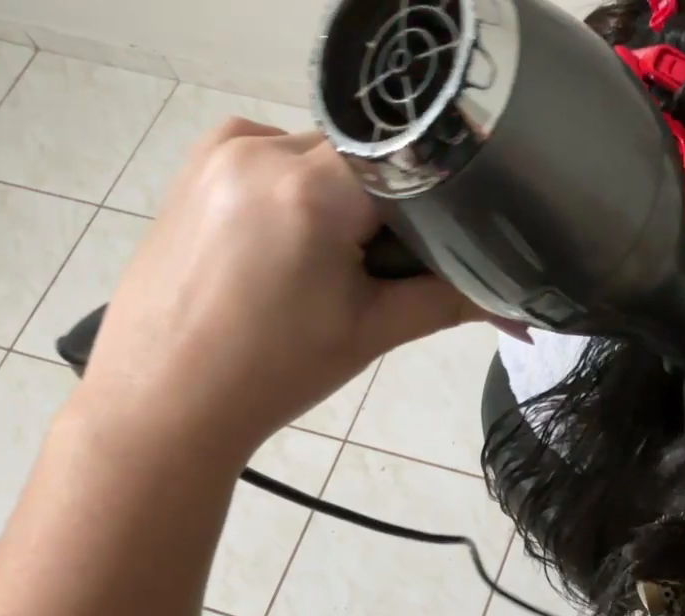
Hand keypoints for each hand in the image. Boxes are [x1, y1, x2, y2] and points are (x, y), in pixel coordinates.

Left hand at [79, 119, 479, 457]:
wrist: (164, 399)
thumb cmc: (272, 372)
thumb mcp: (373, 333)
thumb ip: (449, 301)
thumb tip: (519, 305)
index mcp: (308, 189)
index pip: (409, 166)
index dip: (439, 206)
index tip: (450, 250)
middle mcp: (259, 147)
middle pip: (365, 161)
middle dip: (390, 212)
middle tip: (388, 276)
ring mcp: (220, 151)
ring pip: (321, 159)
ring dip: (346, 203)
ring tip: (335, 271)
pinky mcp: (197, 166)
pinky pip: (276, 161)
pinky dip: (302, 196)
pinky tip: (293, 251)